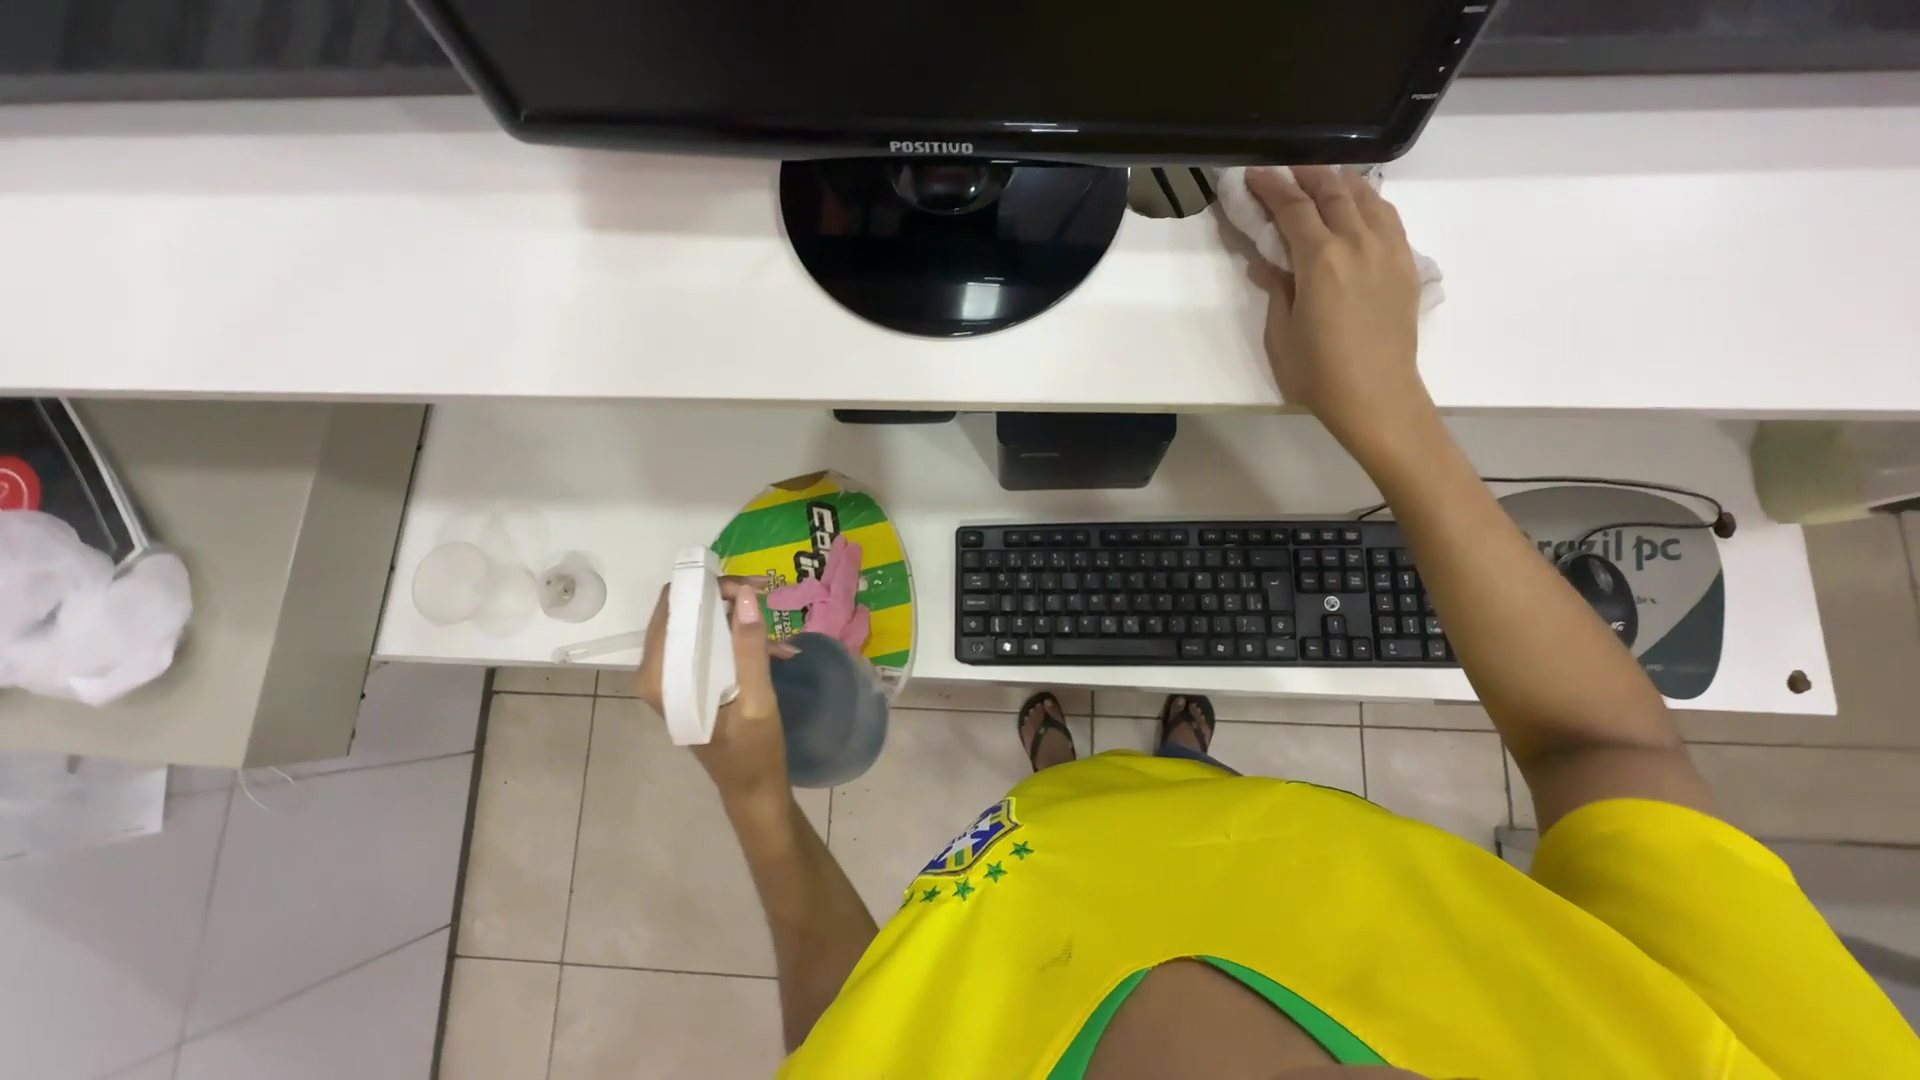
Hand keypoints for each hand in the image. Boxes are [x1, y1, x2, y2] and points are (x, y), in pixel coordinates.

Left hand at [635, 577, 793, 811]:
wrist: (754, 791)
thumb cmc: (753, 751)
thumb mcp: (757, 700)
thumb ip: (749, 648)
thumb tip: (745, 595)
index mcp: (661, 678)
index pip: (672, 608)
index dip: (708, 588)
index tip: (750, 587)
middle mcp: (656, 674)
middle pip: (682, 612)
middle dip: (724, 598)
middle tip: (764, 595)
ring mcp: (671, 678)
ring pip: (696, 625)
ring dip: (735, 619)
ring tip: (775, 630)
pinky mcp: (688, 683)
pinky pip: (707, 644)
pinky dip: (737, 640)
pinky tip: (775, 650)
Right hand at [1247, 166, 1430, 448]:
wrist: (1378, 397)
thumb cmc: (1319, 374)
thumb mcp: (1282, 333)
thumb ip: (1277, 289)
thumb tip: (1270, 262)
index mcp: (1320, 260)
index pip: (1292, 208)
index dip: (1270, 187)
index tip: (1253, 174)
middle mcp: (1357, 243)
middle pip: (1331, 191)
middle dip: (1304, 174)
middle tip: (1284, 169)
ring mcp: (1388, 250)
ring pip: (1365, 196)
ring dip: (1339, 181)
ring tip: (1321, 178)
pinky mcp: (1405, 265)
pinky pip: (1388, 217)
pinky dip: (1368, 201)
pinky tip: (1358, 205)